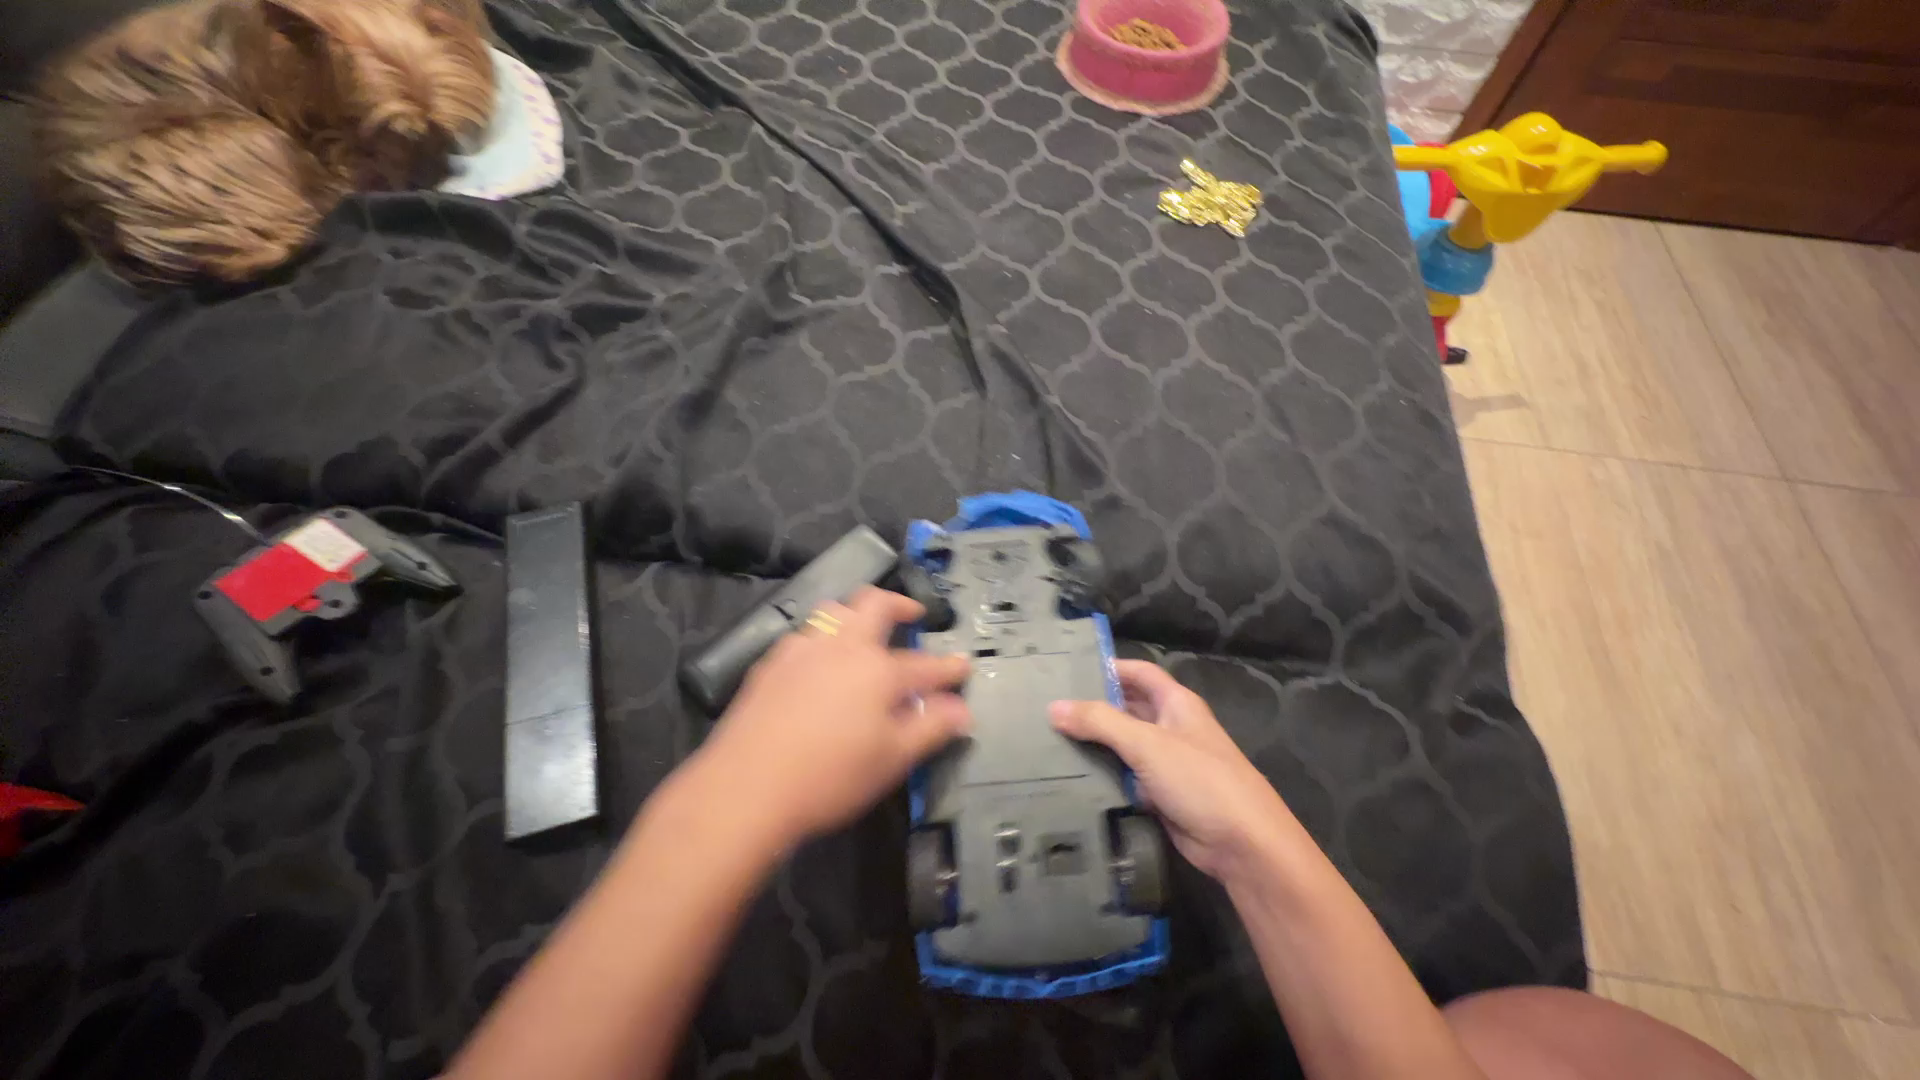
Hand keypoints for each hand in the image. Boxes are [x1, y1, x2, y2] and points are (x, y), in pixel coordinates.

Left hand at [691, 587, 970, 849]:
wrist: (745, 788)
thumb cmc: (830, 778)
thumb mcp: (892, 760)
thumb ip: (931, 729)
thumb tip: (960, 709)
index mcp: (878, 671)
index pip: (925, 665)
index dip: (949, 667)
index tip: (963, 666)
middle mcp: (842, 648)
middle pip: (874, 605)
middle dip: (899, 604)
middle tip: (912, 615)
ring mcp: (801, 651)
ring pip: (833, 612)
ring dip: (855, 616)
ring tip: (863, 634)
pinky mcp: (770, 665)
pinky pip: (803, 636)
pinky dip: (822, 640)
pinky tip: (818, 664)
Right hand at [1050, 660, 1296, 884]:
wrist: (1242, 843)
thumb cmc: (1200, 780)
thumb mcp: (1148, 744)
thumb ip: (1100, 722)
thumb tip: (1054, 707)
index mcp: (1176, 703)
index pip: (1138, 673)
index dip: (1108, 667)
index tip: (1067, 670)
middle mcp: (1171, 727)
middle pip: (1126, 709)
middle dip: (1092, 708)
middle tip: (1045, 709)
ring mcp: (1166, 763)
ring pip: (1122, 746)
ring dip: (1093, 744)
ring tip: (1047, 741)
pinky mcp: (1160, 795)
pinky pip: (1125, 778)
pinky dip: (1102, 776)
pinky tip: (1069, 778)